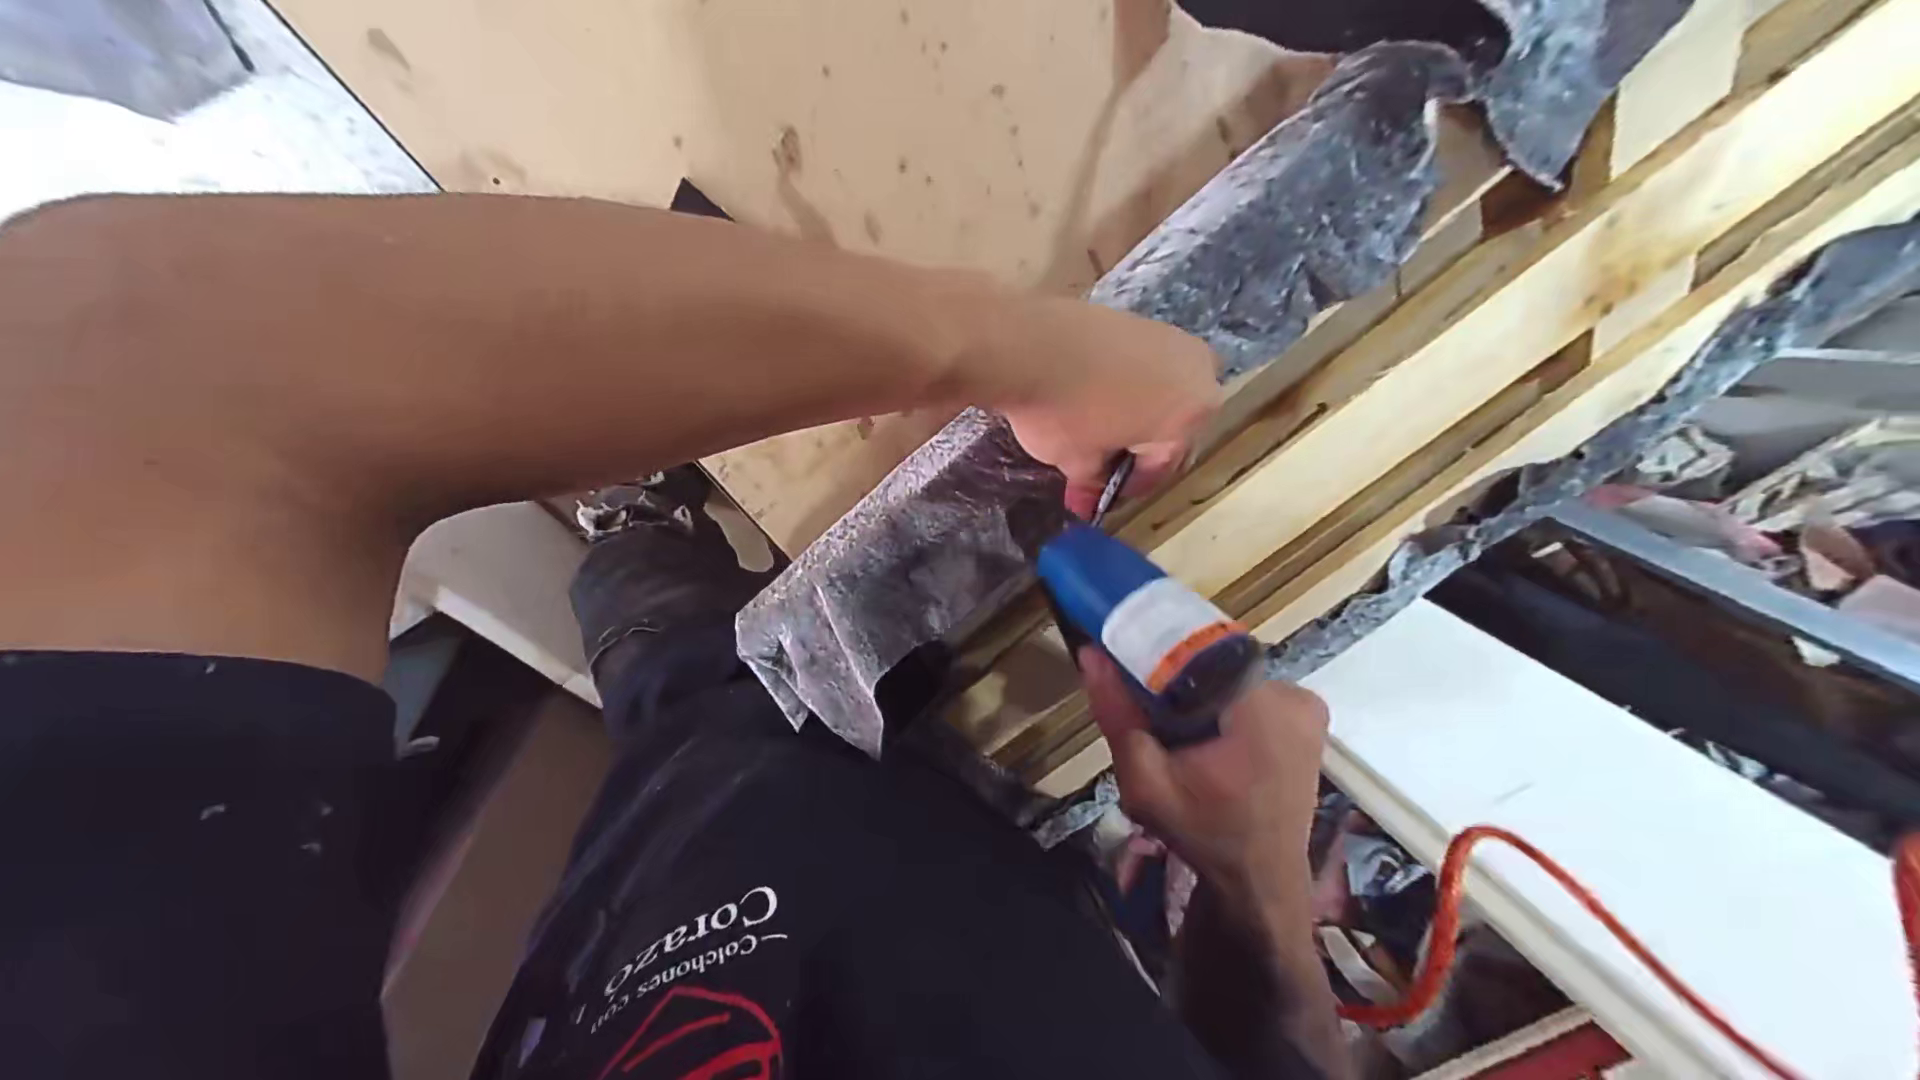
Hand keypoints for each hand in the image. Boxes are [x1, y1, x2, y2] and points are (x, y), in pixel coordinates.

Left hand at [980, 295, 1220, 517]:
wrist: (1028, 344)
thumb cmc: (1064, 412)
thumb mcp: (1078, 460)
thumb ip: (1093, 481)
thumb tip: (1088, 501)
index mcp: (1191, 416)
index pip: (1163, 465)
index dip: (1129, 485)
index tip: (1104, 493)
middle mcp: (1198, 373)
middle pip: (1170, 424)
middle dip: (1138, 445)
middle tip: (1103, 460)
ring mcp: (1173, 338)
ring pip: (1160, 391)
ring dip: (1134, 411)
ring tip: (1097, 426)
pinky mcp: (1142, 318)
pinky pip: (1141, 364)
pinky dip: (1124, 382)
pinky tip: (1094, 392)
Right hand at [1079, 647, 1328, 902]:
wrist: (1259, 882)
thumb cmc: (1203, 832)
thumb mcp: (1145, 781)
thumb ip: (1117, 714)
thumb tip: (1090, 653)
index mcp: (1261, 707)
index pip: (1198, 648)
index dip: (1158, 652)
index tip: (1129, 666)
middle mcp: (1293, 695)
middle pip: (1215, 660)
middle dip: (1178, 677)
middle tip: (1148, 703)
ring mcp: (1307, 707)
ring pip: (1232, 674)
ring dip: (1201, 689)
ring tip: (1174, 720)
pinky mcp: (1309, 720)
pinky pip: (1253, 690)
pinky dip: (1224, 702)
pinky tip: (1205, 731)